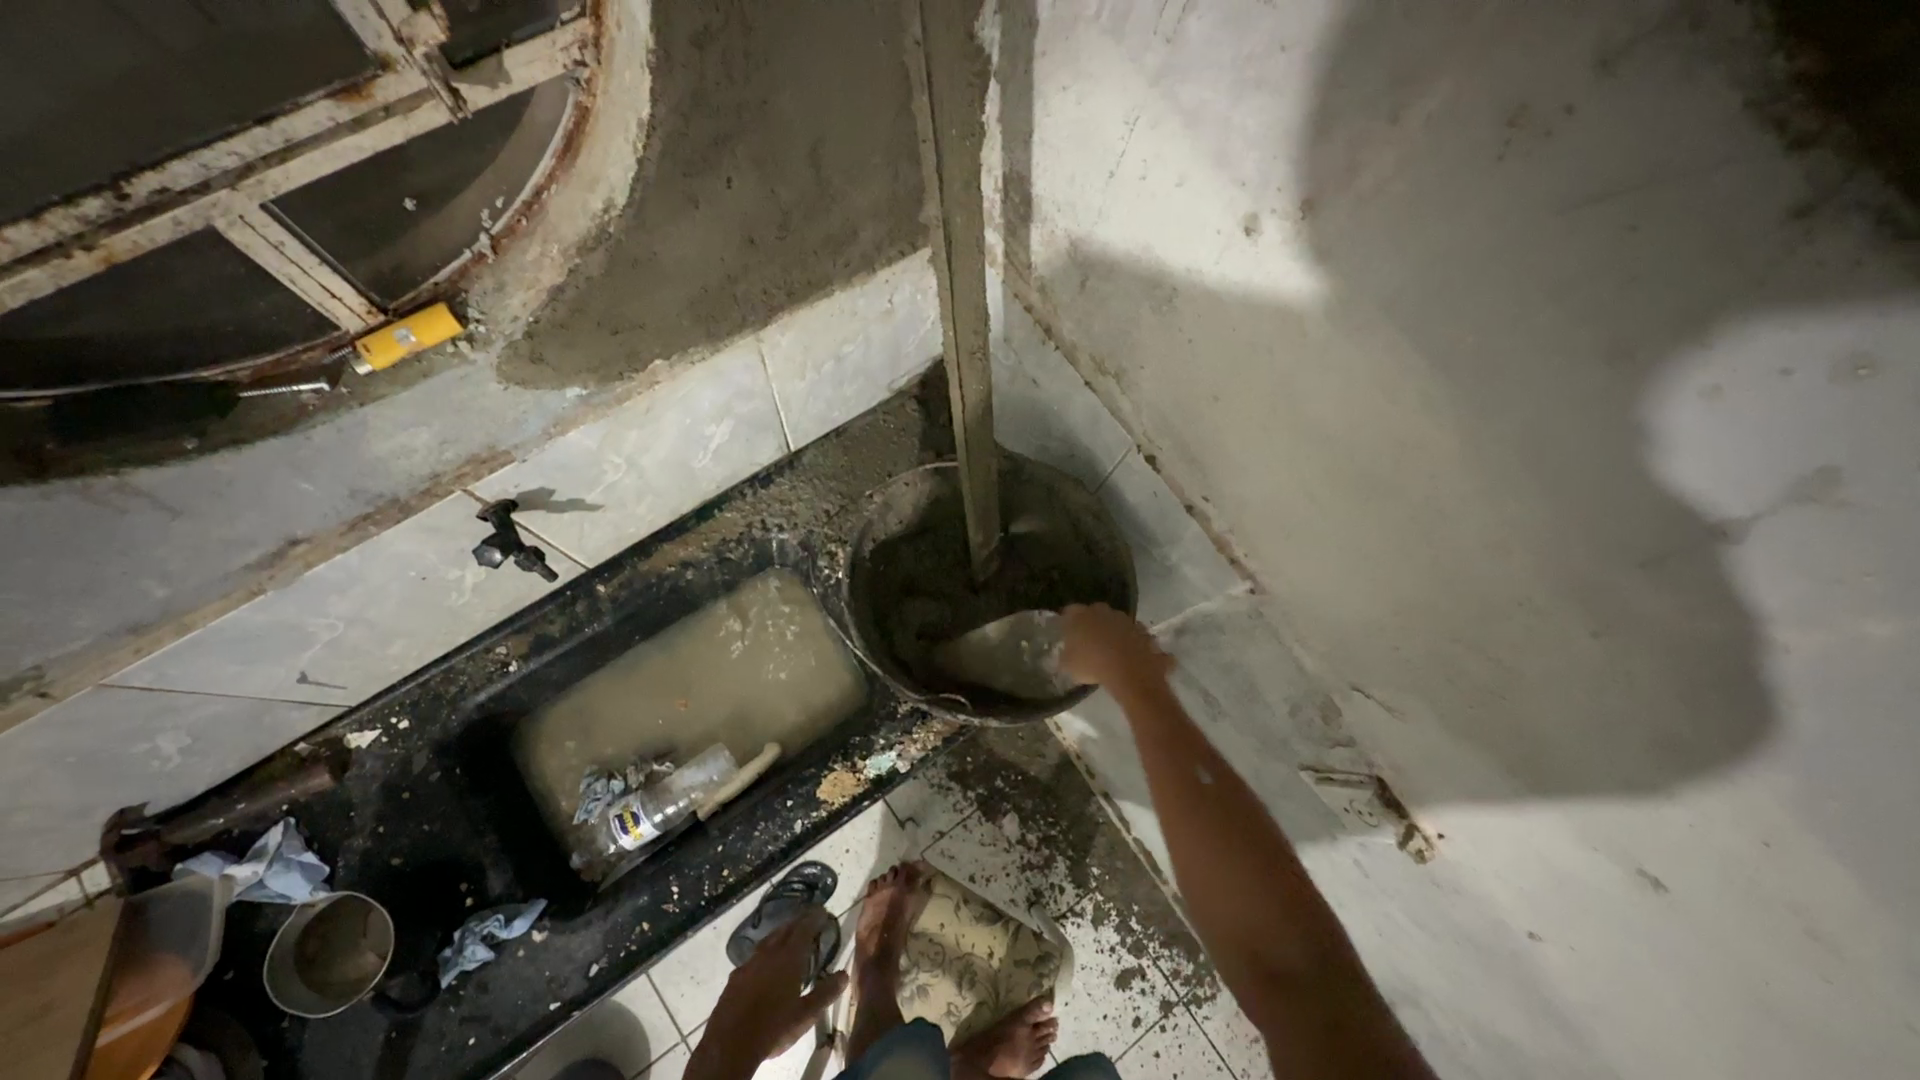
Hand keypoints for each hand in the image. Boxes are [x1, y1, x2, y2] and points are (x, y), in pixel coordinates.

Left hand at [688, 906, 848, 1079]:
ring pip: (767, 941)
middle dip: (797, 922)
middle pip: (784, 931)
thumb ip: (825, 993)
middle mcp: (768, 955)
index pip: (803, 930)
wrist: (729, 1044)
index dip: (814, 919)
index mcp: (788, 959)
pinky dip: (763, 952)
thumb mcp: (806, 1014)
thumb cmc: (773, 1027)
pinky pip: (753, 957)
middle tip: (807, 917)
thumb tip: (844, 974)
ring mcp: (748, 965)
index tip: (822, 911)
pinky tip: (763, 963)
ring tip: (787, 934)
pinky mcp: (735, 979)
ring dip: (779, 934)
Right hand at [1059, 604, 1172, 693]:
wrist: (1129, 672)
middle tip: (1090, 642)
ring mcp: (1127, 620)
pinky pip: (1135, 636)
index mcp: (1081, 615)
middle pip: (1096, 613)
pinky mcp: (1144, 632)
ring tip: (1112, 653)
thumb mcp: (1068, 665)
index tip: (1068, 634)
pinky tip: (1131, 659)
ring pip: (1117, 623)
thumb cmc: (1092, 665)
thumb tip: (1067, 654)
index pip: (1070, 612)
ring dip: (1115, 633)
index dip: (1069, 622)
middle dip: (1093, 624)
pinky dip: (1133, 645)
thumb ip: (1066, 655)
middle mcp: (1104, 611)